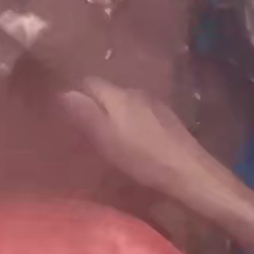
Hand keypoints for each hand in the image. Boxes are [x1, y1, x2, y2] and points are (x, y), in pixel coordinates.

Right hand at [58, 78, 214, 198]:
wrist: (190, 172)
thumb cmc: (142, 158)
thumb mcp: (106, 139)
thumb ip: (85, 114)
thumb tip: (64, 92)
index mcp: (118, 95)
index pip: (89, 81)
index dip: (76, 92)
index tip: (66, 110)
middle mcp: (136, 92)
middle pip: (108, 90)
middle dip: (95, 103)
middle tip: (85, 126)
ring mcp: (154, 103)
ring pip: (125, 101)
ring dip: (114, 112)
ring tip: (108, 133)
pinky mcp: (167, 117)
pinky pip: (140, 111)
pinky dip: (130, 119)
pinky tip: (133, 138)